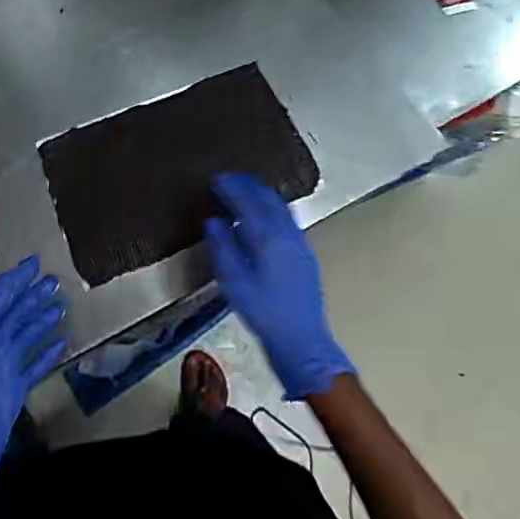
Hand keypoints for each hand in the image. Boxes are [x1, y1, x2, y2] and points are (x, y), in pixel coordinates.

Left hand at [0, 256, 66, 518]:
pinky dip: (46, 354)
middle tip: (55, 280)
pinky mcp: (11, 394)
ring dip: (40, 320)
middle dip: (31, 297)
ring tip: (60, 305)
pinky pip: (33, 367)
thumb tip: (5, 289)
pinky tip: (61, 343)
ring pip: (24, 338)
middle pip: (12, 316)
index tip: (35, 264)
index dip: (15, 281)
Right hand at [204, 172, 354, 399]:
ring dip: (261, 194)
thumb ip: (223, 248)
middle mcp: (287, 233)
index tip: (216, 179)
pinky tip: (264, 216)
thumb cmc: (263, 312)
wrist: (303, 340)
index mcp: (267, 237)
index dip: (231, 188)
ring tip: (245, 191)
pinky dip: (272, 206)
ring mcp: (299, 241)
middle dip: (247, 185)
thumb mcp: (234, 282)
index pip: (247, 202)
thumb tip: (213, 221)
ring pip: (280, 206)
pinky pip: (287, 217)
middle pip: (267, 198)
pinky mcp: (305, 252)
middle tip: (229, 179)